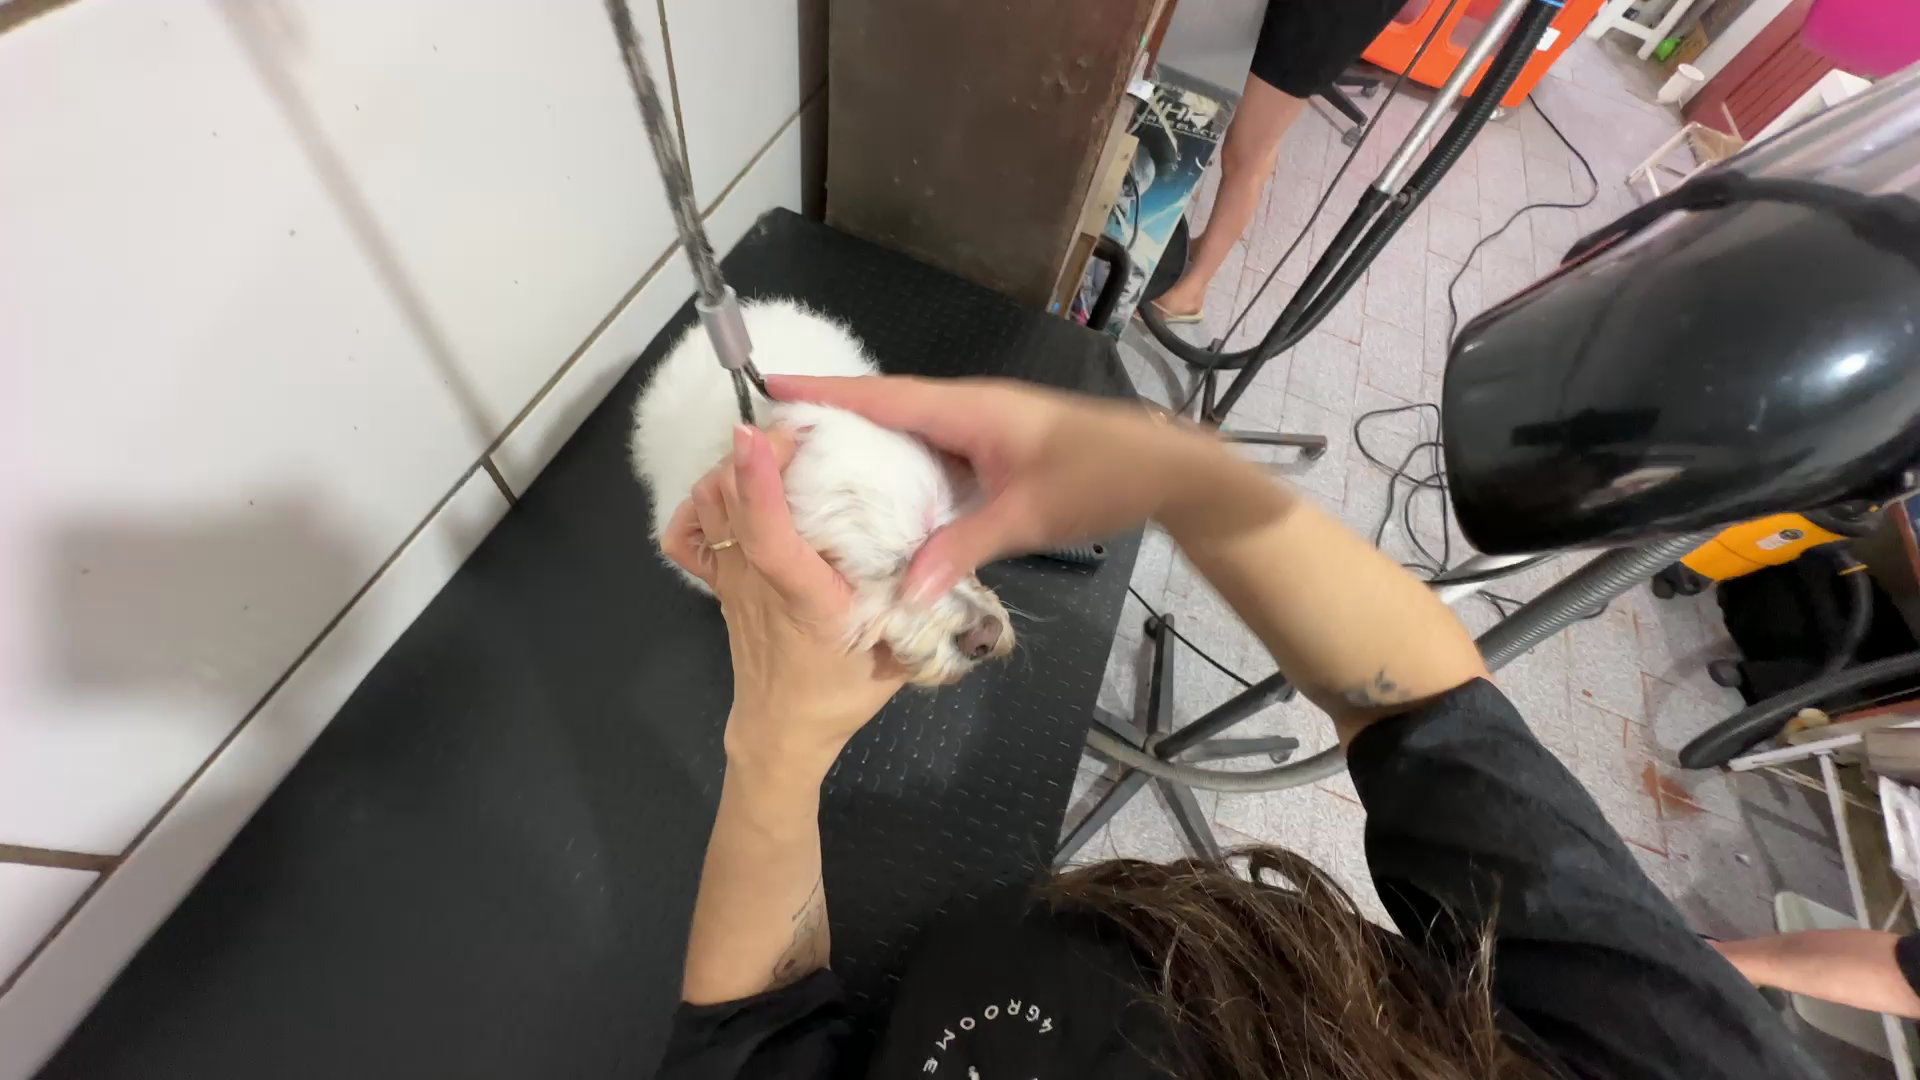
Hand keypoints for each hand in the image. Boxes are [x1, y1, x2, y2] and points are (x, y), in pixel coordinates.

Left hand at [661, 424, 906, 777]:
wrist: (784, 730)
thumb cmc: (842, 693)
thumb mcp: (898, 654)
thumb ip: (925, 608)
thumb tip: (956, 555)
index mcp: (806, 599)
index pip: (771, 538)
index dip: (761, 483)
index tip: (761, 434)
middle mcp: (757, 583)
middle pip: (728, 503)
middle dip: (753, 452)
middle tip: (800, 433)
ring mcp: (730, 582)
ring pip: (706, 508)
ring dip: (731, 468)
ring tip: (774, 451)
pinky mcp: (718, 586)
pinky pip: (686, 537)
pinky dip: (697, 506)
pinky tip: (729, 497)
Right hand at [766, 375, 1219, 598]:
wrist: (1163, 469)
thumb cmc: (1101, 477)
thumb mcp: (1029, 515)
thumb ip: (964, 547)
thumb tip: (905, 589)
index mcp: (970, 409)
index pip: (884, 395)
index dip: (827, 393)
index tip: (772, 386)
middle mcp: (970, 410)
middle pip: (890, 410)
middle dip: (836, 420)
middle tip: (780, 443)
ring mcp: (985, 429)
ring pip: (913, 434)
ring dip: (870, 447)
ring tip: (817, 472)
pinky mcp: (997, 451)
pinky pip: (937, 456)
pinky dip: (906, 472)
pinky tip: (887, 501)